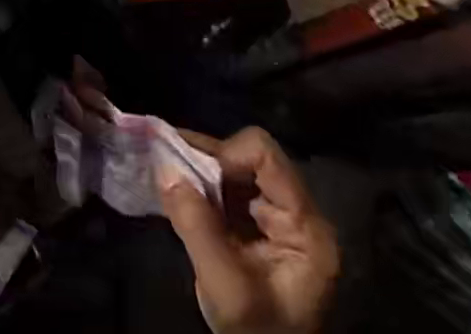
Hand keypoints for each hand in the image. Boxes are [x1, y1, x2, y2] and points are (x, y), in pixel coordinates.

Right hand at [160, 127, 338, 333]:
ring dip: (200, 173)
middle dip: (206, 161)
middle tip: (169, 171)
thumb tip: (164, 170)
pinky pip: (229, 186)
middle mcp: (298, 213)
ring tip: (170, 182)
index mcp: (306, 226)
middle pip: (248, 156)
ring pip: (235, 168)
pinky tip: (181, 197)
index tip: (193, 177)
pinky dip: (201, 186)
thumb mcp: (225, 288)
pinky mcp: (260, 225)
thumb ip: (196, 228)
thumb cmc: (256, 332)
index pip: (265, 155)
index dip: (225, 154)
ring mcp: (280, 218)